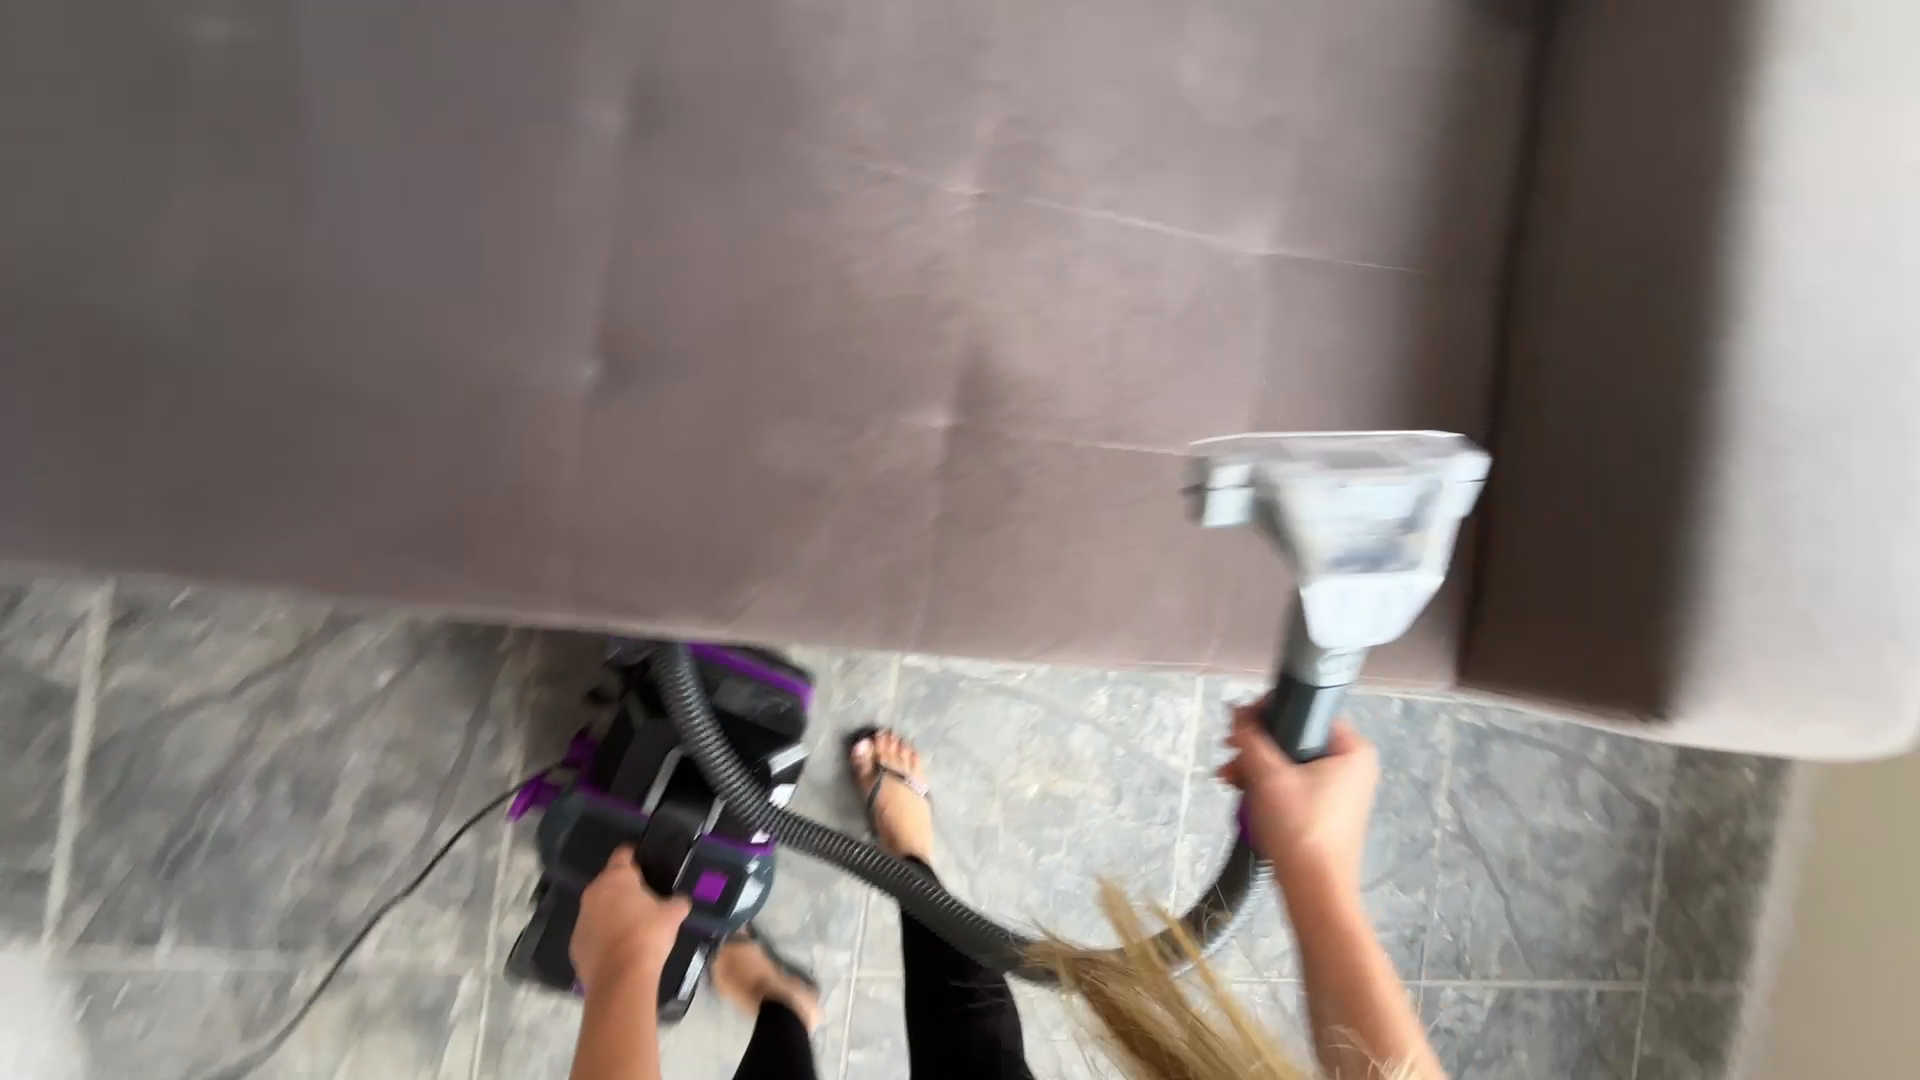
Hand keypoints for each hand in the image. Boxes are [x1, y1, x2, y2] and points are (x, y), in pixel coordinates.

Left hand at [569, 845, 690, 991]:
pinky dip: (603, 934)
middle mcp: (594, 893)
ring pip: (599, 907)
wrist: (620, 979)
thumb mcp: (673, 914)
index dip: (636, 855)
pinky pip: (592, 931)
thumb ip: (677, 901)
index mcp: (616, 877)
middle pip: (609, 881)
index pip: (623, 853)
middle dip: (625, 886)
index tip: (647, 862)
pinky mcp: (575, 945)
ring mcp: (581, 920)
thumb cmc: (648, 935)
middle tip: (646, 896)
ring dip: (612, 911)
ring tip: (633, 924)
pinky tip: (620, 946)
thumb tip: (680, 901)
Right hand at [1216, 701, 1379, 897]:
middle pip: (1292, 736)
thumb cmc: (1300, 825)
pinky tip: (1237, 788)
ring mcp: (1336, 789)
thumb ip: (1250, 736)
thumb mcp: (1269, 774)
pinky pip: (1289, 782)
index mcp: (1352, 749)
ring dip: (1252, 764)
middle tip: (1228, 749)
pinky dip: (1263, 783)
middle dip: (1254, 745)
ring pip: (1285, 760)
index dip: (1270, 711)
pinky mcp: (1321, 809)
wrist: (1313, 889)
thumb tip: (1236, 711)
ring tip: (1227, 775)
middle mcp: (1350, 765)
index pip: (1307, 710)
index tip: (1241, 722)